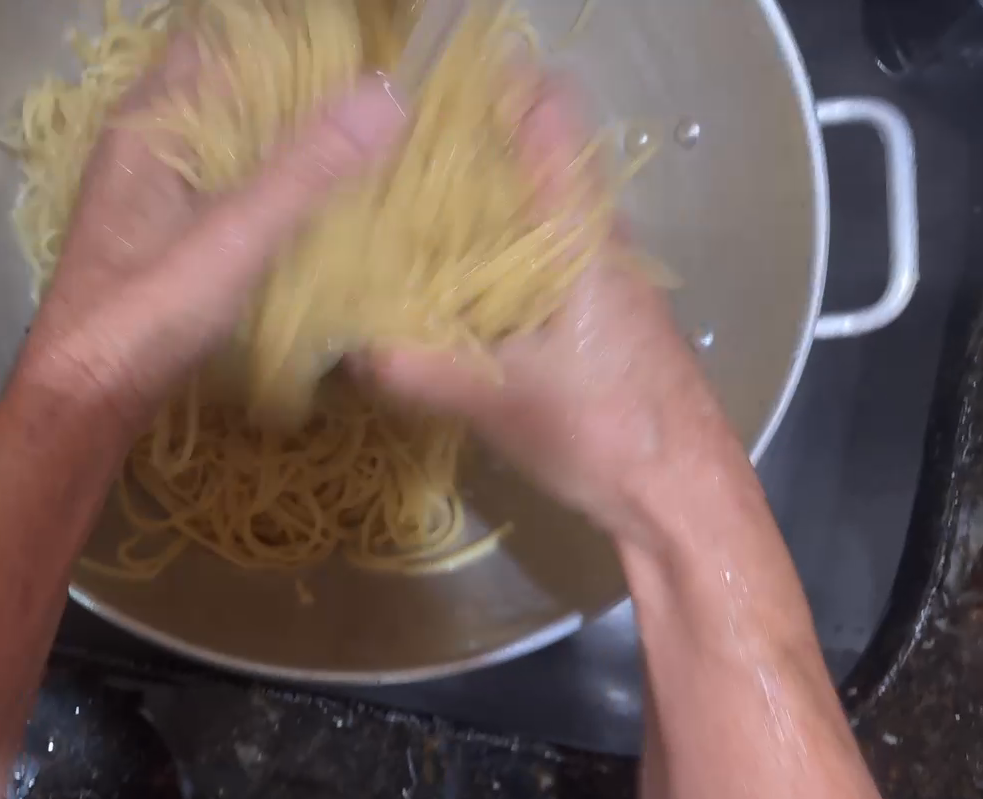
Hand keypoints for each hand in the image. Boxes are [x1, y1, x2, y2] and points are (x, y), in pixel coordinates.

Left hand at [17, 46, 407, 430]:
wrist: (80, 403)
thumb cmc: (141, 319)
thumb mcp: (228, 239)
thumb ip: (303, 171)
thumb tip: (387, 92)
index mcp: (144, 133)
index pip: (209, 44)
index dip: (273, 39)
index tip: (345, 45)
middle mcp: (136, 161)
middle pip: (216, 100)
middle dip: (283, 95)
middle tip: (363, 97)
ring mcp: (141, 212)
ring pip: (214, 158)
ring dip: (270, 151)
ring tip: (348, 147)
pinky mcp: (151, 259)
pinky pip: (210, 206)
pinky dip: (252, 200)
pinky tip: (296, 216)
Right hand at [359, 82, 741, 541]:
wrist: (674, 490)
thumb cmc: (601, 431)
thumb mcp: (497, 402)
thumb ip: (418, 372)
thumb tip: (342, 351)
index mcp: (580, 244)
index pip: (552, 136)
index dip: (504, 96)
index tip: (438, 88)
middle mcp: (591, 248)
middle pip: (526, 176)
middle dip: (458, 165)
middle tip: (380, 171)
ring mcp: (590, 284)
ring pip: (522, 227)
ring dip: (465, 219)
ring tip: (388, 227)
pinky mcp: (580, 321)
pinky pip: (520, 271)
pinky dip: (476, 266)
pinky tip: (430, 294)